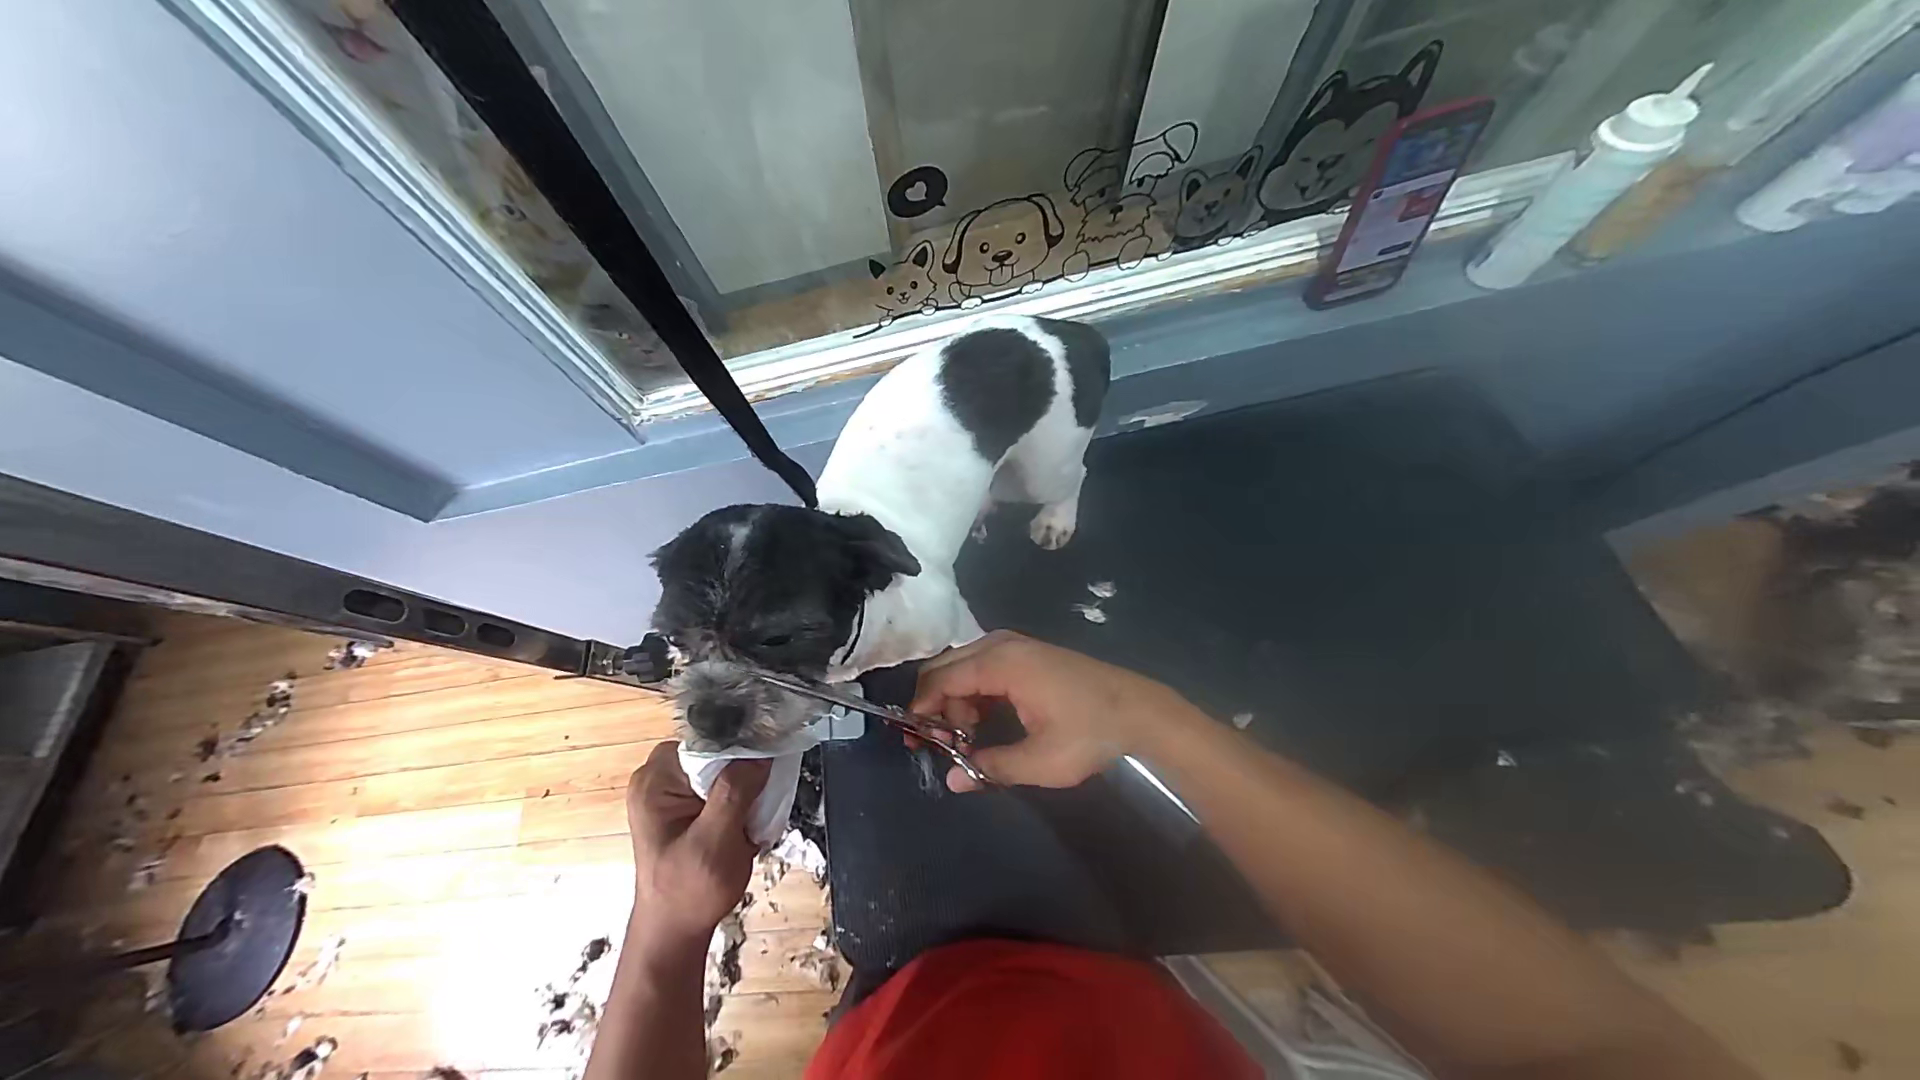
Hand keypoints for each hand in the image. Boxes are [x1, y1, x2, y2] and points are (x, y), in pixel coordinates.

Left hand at [625, 742, 770, 949]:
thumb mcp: (714, 841)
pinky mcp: (688, 803)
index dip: (742, 744)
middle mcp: (660, 777)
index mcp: (655, 780)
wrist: (677, 932)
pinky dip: (742, 796)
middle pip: (718, 749)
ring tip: (756, 811)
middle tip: (765, 793)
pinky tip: (748, 818)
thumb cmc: (690, 891)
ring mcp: (673, 789)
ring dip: (748, 784)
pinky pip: (724, 782)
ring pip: (726, 765)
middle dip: (747, 767)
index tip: (770, 759)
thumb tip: (760, 754)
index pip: (707, 739)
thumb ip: (734, 793)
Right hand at [911, 631, 1198, 791]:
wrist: (1138, 709)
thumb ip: (991, 767)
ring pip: (962, 668)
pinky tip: (983, 723)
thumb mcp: (1041, 761)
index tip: (917, 742)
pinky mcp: (1025, 655)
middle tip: (939, 745)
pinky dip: (973, 694)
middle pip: (945, 668)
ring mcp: (1014, 646)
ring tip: (966, 741)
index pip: (940, 679)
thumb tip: (952, 780)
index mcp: (1001, 663)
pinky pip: (982, 668)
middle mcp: (1000, 644)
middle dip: (935, 706)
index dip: (922, 710)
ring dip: (955, 702)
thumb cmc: (1089, 733)